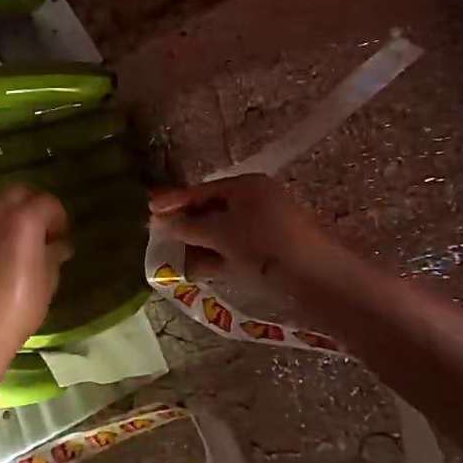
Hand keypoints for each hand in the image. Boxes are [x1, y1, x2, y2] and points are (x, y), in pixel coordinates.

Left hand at [0, 185, 70, 353]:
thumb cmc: (20, 305)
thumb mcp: (49, 278)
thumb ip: (54, 252)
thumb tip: (58, 244)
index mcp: (24, 218)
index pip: (48, 202)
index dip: (60, 217)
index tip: (62, 237)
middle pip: (19, 192)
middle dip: (34, 205)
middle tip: (43, 230)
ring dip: (10, 213)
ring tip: (18, 239)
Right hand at [149, 175, 334, 283]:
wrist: (314, 276)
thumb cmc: (264, 244)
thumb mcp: (221, 234)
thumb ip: (189, 227)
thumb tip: (161, 221)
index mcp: (247, 186)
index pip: (203, 190)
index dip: (175, 200)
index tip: (148, 210)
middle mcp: (256, 200)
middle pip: (212, 209)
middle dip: (186, 224)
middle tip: (158, 235)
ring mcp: (264, 225)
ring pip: (223, 231)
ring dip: (198, 244)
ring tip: (173, 258)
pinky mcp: (269, 249)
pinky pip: (234, 247)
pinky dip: (216, 256)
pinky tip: (198, 270)